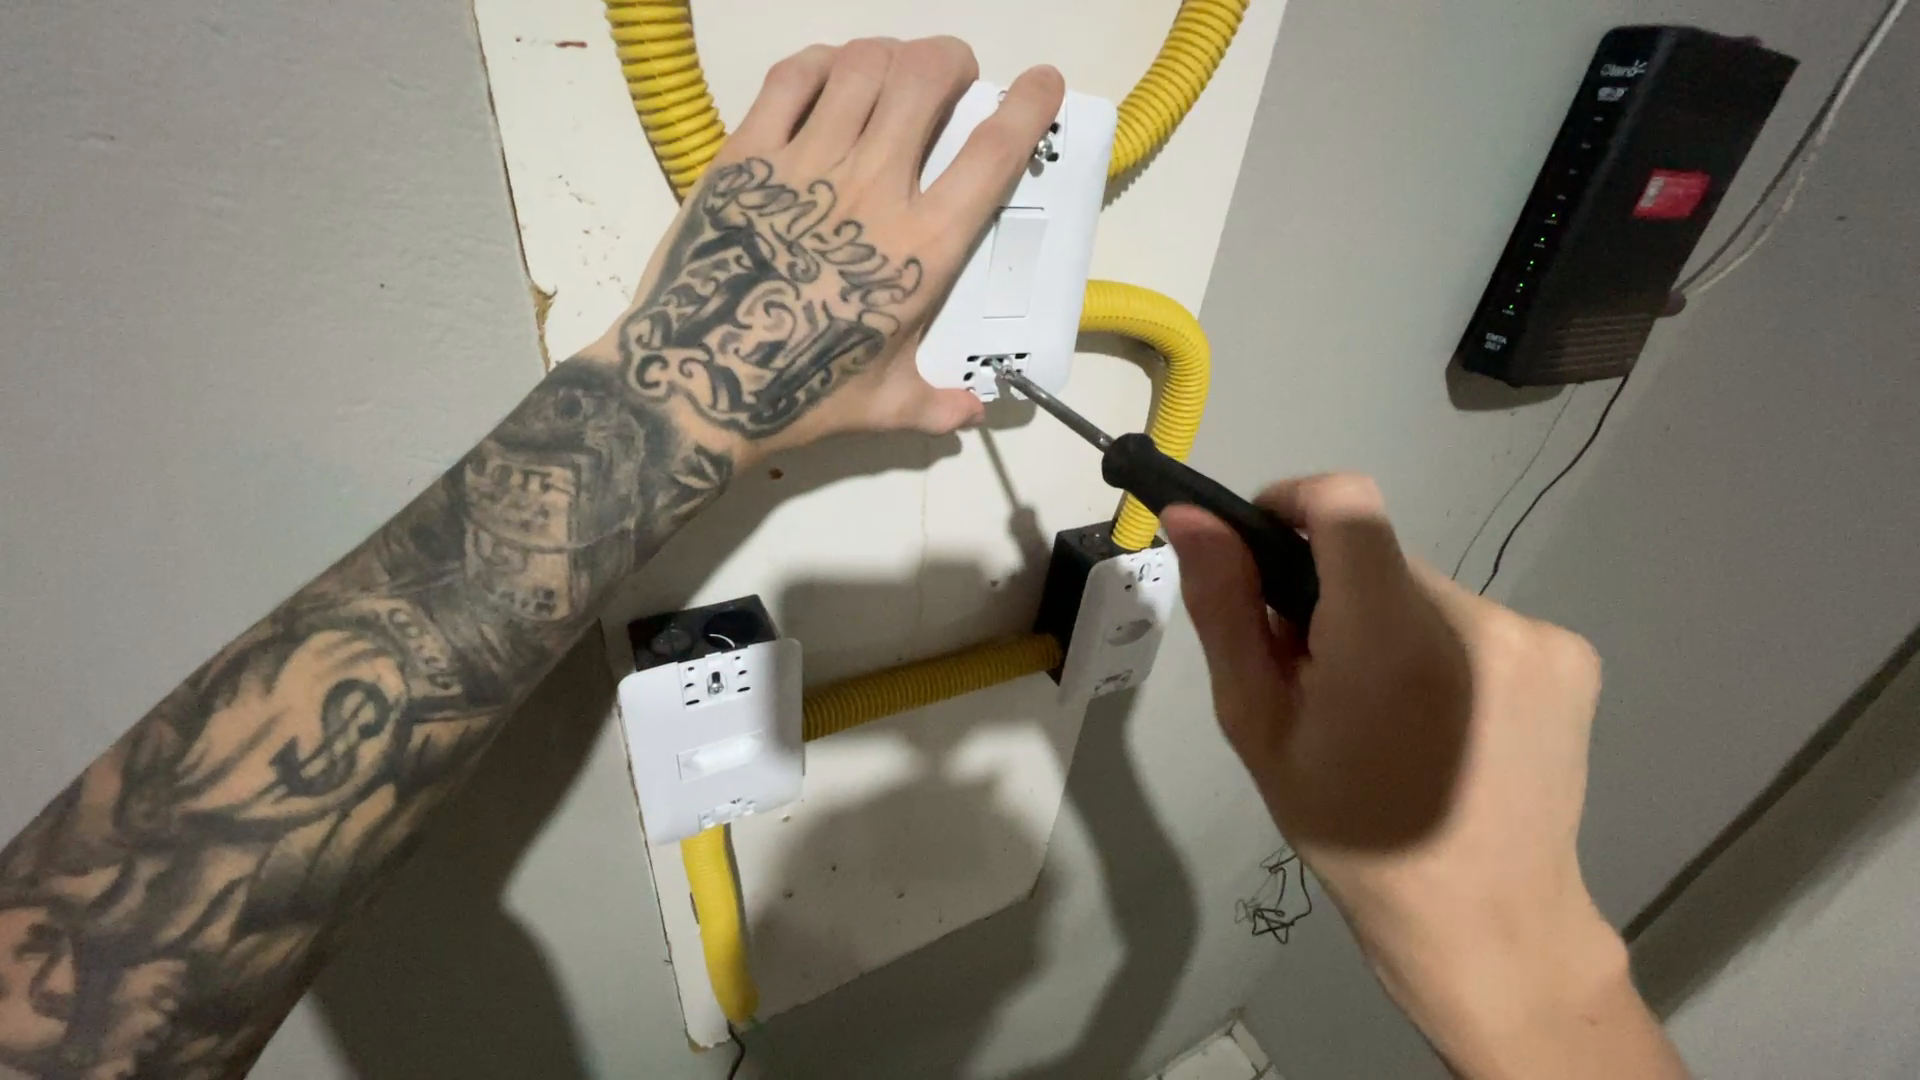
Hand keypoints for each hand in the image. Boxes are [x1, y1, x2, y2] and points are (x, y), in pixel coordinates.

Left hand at [592, 38, 1064, 462]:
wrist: (697, 380)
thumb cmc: (800, 395)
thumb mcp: (883, 408)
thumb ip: (937, 406)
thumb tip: (975, 412)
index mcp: (920, 249)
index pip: (990, 157)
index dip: (1027, 106)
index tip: (1042, 82)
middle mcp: (872, 188)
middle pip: (925, 80)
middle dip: (951, 61)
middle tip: (953, 79)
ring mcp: (805, 163)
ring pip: (862, 65)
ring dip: (893, 55)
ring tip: (897, 74)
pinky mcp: (745, 153)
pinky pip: (792, 76)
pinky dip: (823, 61)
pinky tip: (832, 76)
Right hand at [1164, 476, 1668, 1074]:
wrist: (1484, 921)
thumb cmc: (1348, 825)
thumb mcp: (1256, 720)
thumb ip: (1224, 607)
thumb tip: (1189, 515)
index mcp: (1392, 634)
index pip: (1343, 501)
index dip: (1290, 504)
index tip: (1261, 554)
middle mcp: (1479, 616)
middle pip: (1374, 555)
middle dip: (1327, 593)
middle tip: (1308, 671)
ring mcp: (1539, 636)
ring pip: (1418, 588)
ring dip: (1379, 621)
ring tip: (1371, 704)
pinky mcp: (1572, 656)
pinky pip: (1470, 617)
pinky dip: (1431, 644)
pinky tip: (1429, 714)